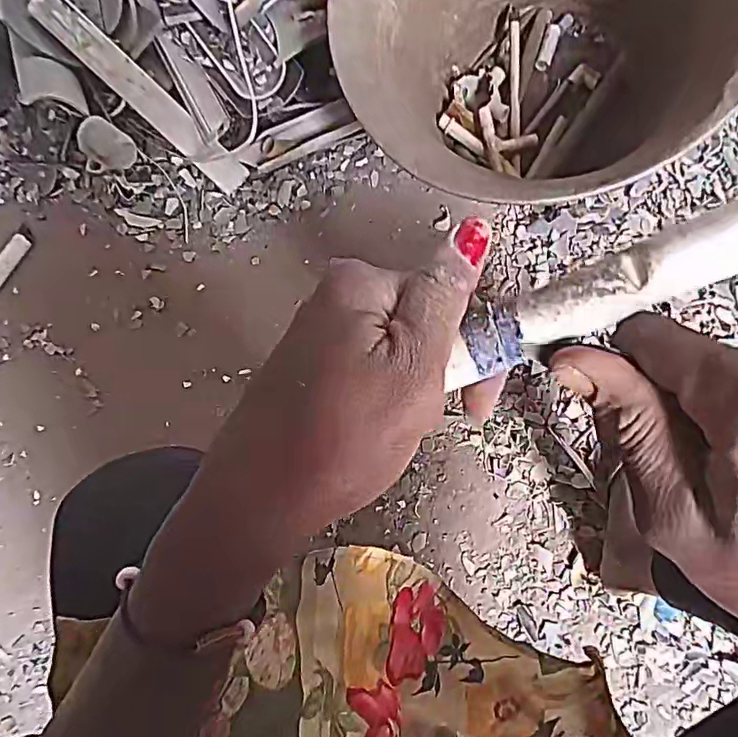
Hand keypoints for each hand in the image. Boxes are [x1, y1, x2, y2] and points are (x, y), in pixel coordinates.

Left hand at [189, 220, 488, 543]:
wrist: (264, 499)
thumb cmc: (336, 442)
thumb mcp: (413, 369)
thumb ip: (444, 300)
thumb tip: (469, 237)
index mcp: (358, 285)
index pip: (446, 294)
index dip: (471, 347)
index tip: (473, 395)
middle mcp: (332, 300)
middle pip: (420, 324)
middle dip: (436, 372)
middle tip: (425, 417)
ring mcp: (318, 337)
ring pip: (399, 356)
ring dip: (411, 393)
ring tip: (392, 430)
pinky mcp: (310, 371)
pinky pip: (369, 375)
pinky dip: (381, 404)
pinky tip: (369, 432)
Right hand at [550, 314, 737, 701]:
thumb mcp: (678, 516)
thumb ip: (628, 425)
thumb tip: (578, 362)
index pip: (649, 339)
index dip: (610, 370)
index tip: (597, 409)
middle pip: (679, 356)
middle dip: (656, 405)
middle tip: (673, 473)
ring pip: (706, 368)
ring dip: (690, 415)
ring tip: (716, 478)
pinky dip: (723, 414)